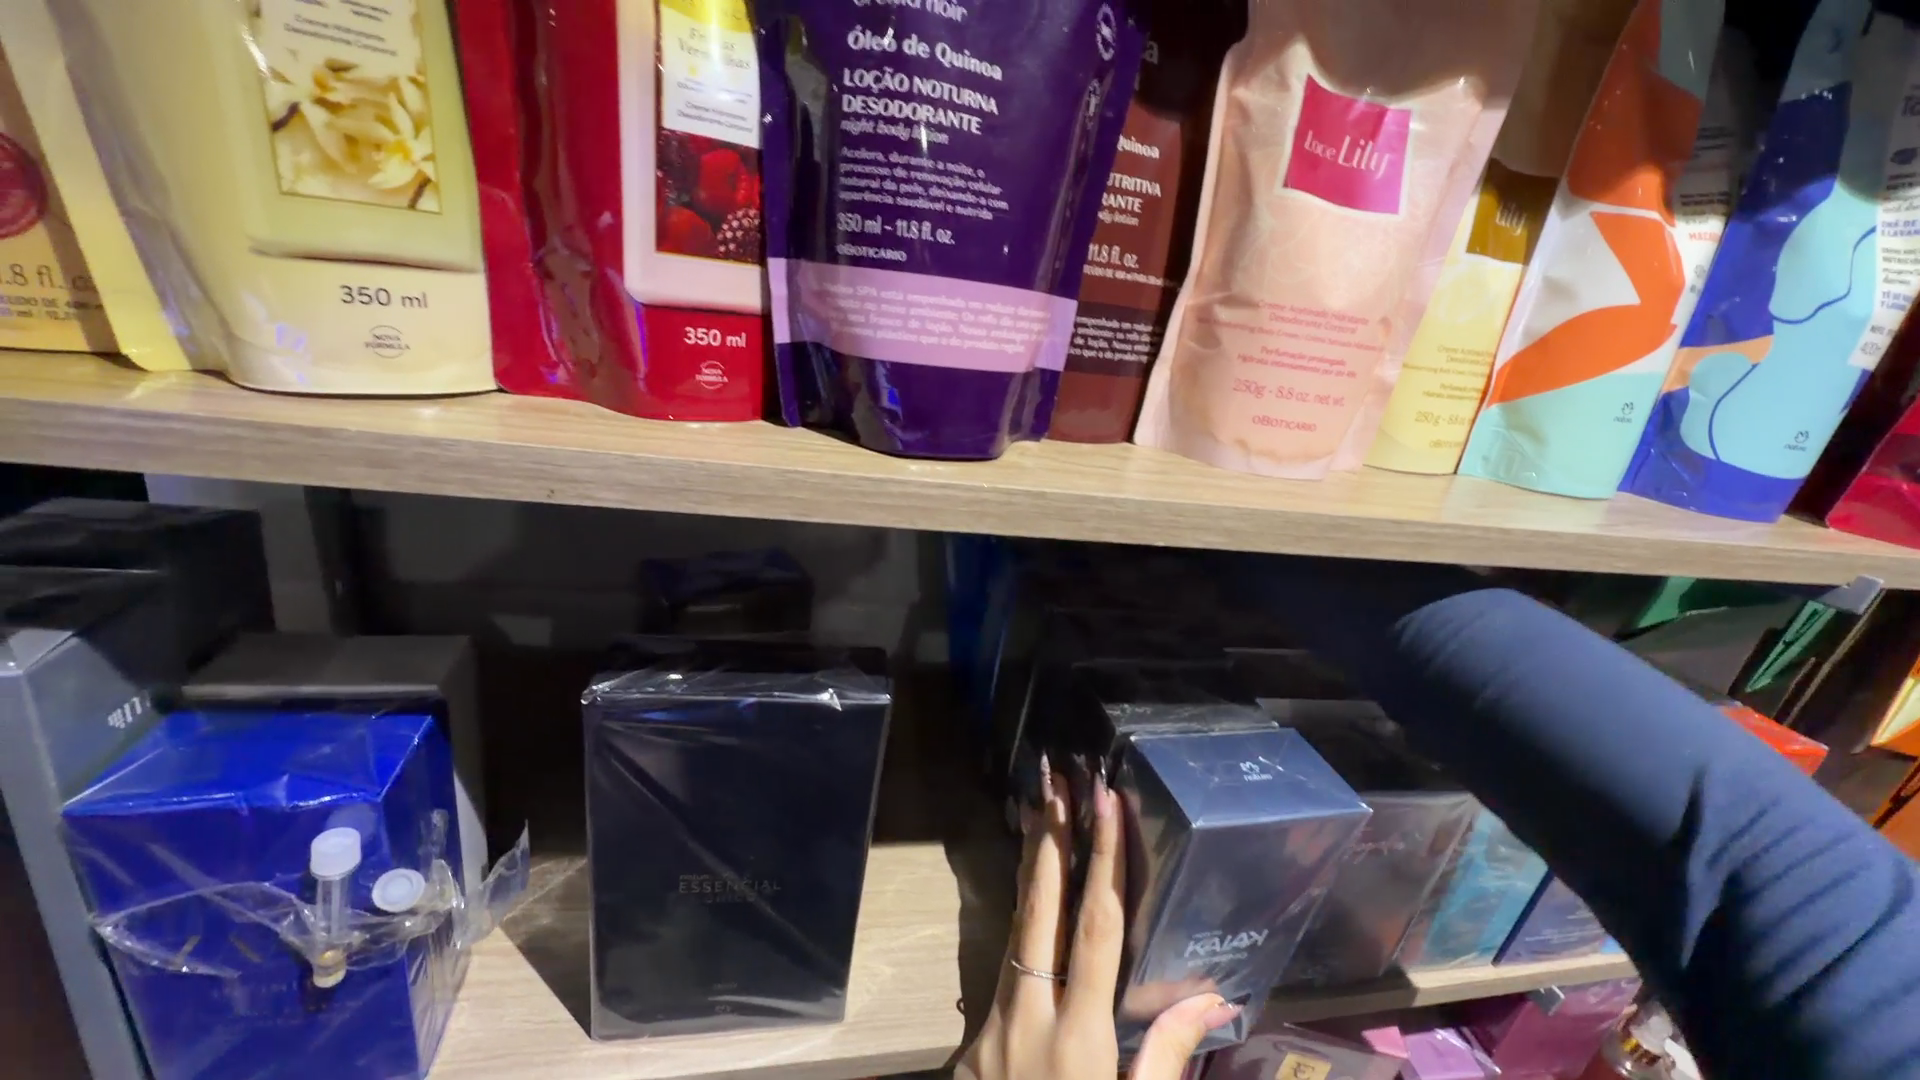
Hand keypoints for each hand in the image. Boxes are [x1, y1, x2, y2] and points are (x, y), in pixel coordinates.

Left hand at [956, 761, 1239, 1079]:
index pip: (1095, 930)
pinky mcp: (974, 1038)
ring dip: (1030, 868)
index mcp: (1078, 1039)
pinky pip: (1003, 964)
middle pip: (1039, 908)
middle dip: (1049, 838)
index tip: (1103, 803)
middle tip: (1054, 777)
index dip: (1103, 862)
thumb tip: (1214, 998)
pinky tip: (1031, 895)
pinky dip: (1020, 920)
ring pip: (1013, 928)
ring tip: (1039, 811)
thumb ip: (1167, 1057)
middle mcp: (1028, 1016)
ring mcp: (992, 1024)